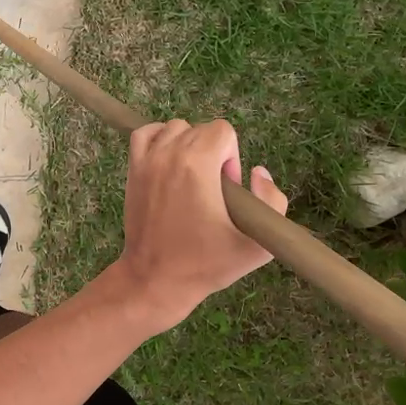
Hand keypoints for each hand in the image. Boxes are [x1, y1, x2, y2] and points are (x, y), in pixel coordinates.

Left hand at [106, 119, 288, 332]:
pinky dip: (160, 138)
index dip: (233, 157)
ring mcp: (146, 159)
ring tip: (194, 179)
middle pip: (201, 129)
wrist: (156, 276)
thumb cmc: (207, 263)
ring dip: (189, 146)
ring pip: (174, 127)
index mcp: (196, 165)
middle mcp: (168, 154)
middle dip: (215, 154)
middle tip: (214, 192)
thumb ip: (272, 201)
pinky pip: (144, 133)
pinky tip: (171, 161)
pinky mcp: (133, 169)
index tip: (228, 189)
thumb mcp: (257, 244)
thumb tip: (258, 171)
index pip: (223, 130)